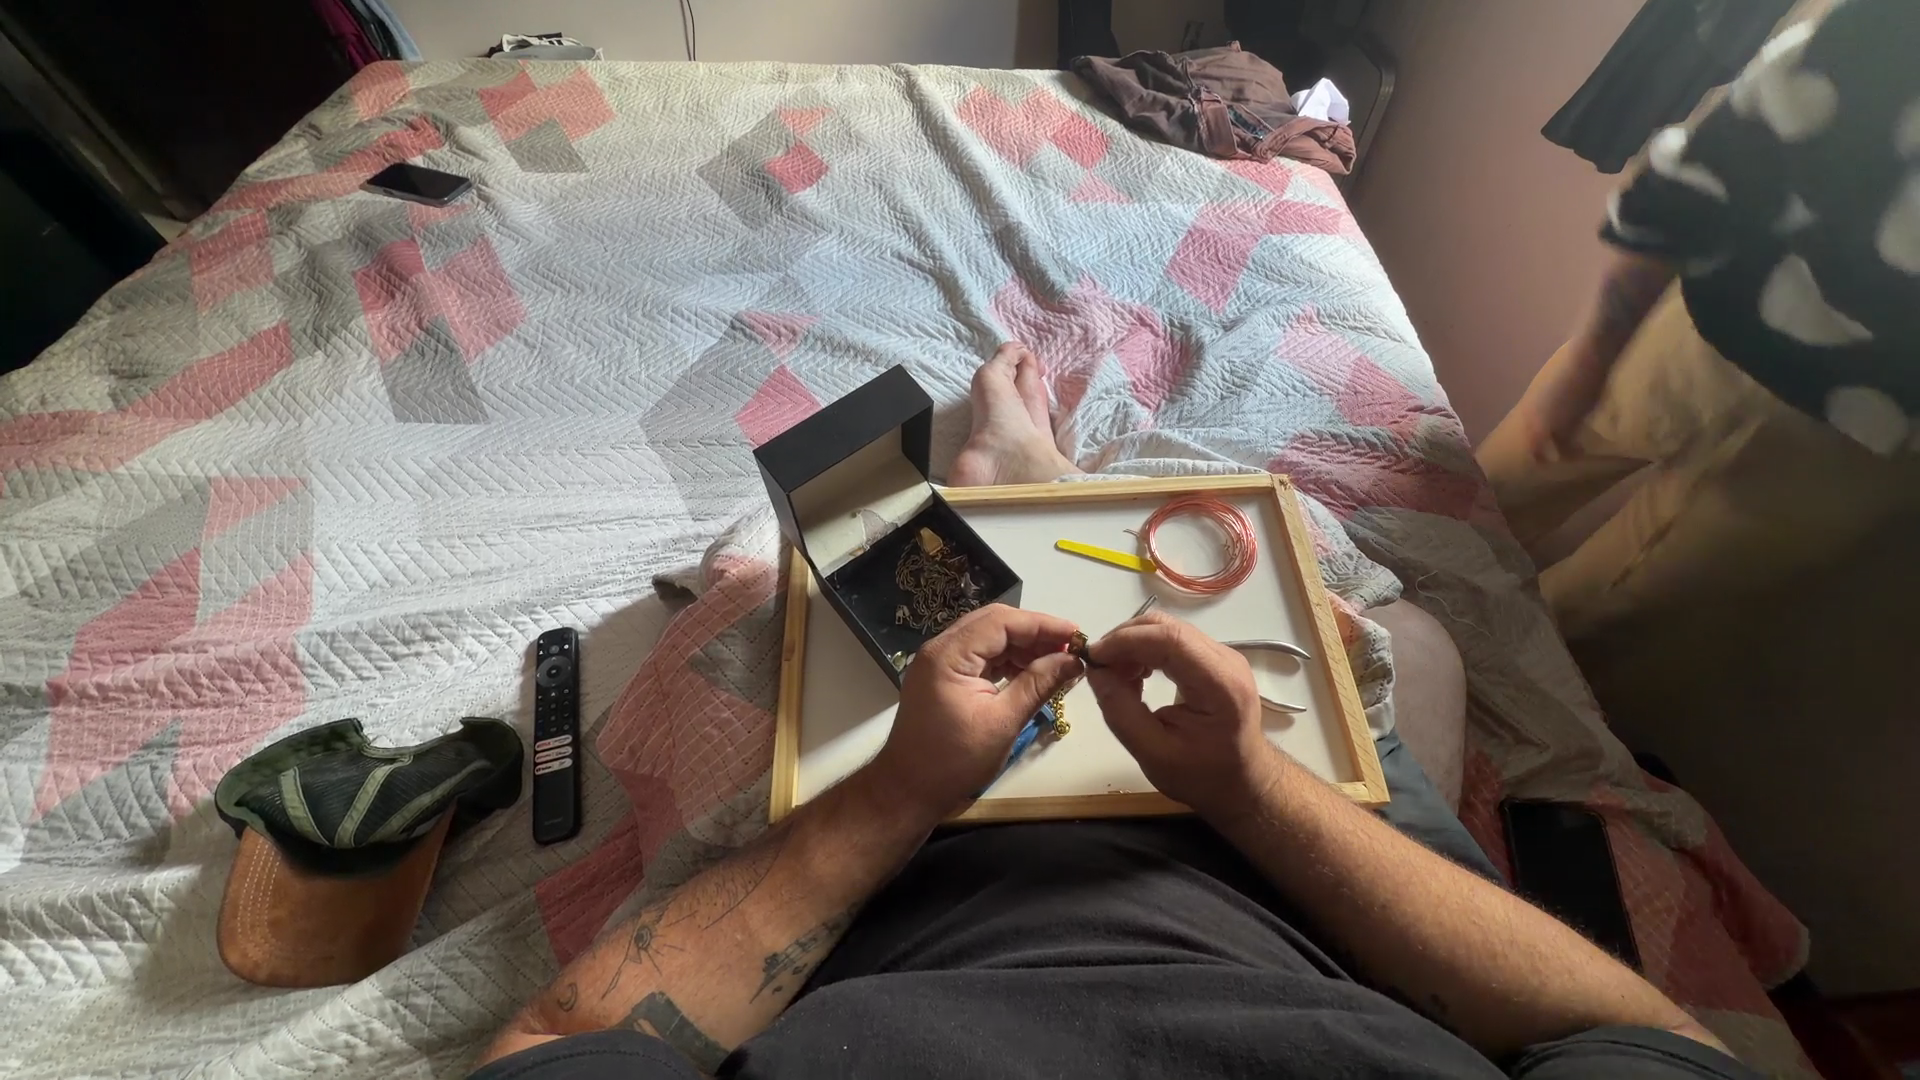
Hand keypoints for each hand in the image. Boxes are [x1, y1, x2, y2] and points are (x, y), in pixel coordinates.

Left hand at [862, 605, 1082, 821]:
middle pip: (994, 624)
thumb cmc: (953, 761)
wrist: (908, 791)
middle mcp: (941, 649)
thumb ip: (1038, 684)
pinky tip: (1033, 673)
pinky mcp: (944, 677)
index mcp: (949, 654)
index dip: (1042, 625)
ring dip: (1023, 647)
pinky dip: (1008, 661)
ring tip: (1057, 662)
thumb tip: (1073, 660)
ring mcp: (940, 662)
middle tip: (1070, 648)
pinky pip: (981, 657)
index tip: (1076, 635)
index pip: (1002, 622)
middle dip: (1035, 632)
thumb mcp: (1002, 722)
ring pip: (989, 639)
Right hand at [1086, 611, 1285, 822]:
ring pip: (1167, 628)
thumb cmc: (1202, 776)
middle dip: (1125, 639)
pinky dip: (1146, 649)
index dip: (1126, 641)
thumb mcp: (1152, 753)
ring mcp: (1223, 655)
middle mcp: (1226, 660)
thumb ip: (1120, 711)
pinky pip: (1173, 640)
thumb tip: (1095, 671)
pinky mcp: (1214, 658)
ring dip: (1133, 643)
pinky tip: (1135, 674)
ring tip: (1115, 674)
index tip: (1093, 657)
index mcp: (1219, 685)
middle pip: (1167, 627)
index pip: (1170, 640)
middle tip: (1099, 666)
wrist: (1242, 783)